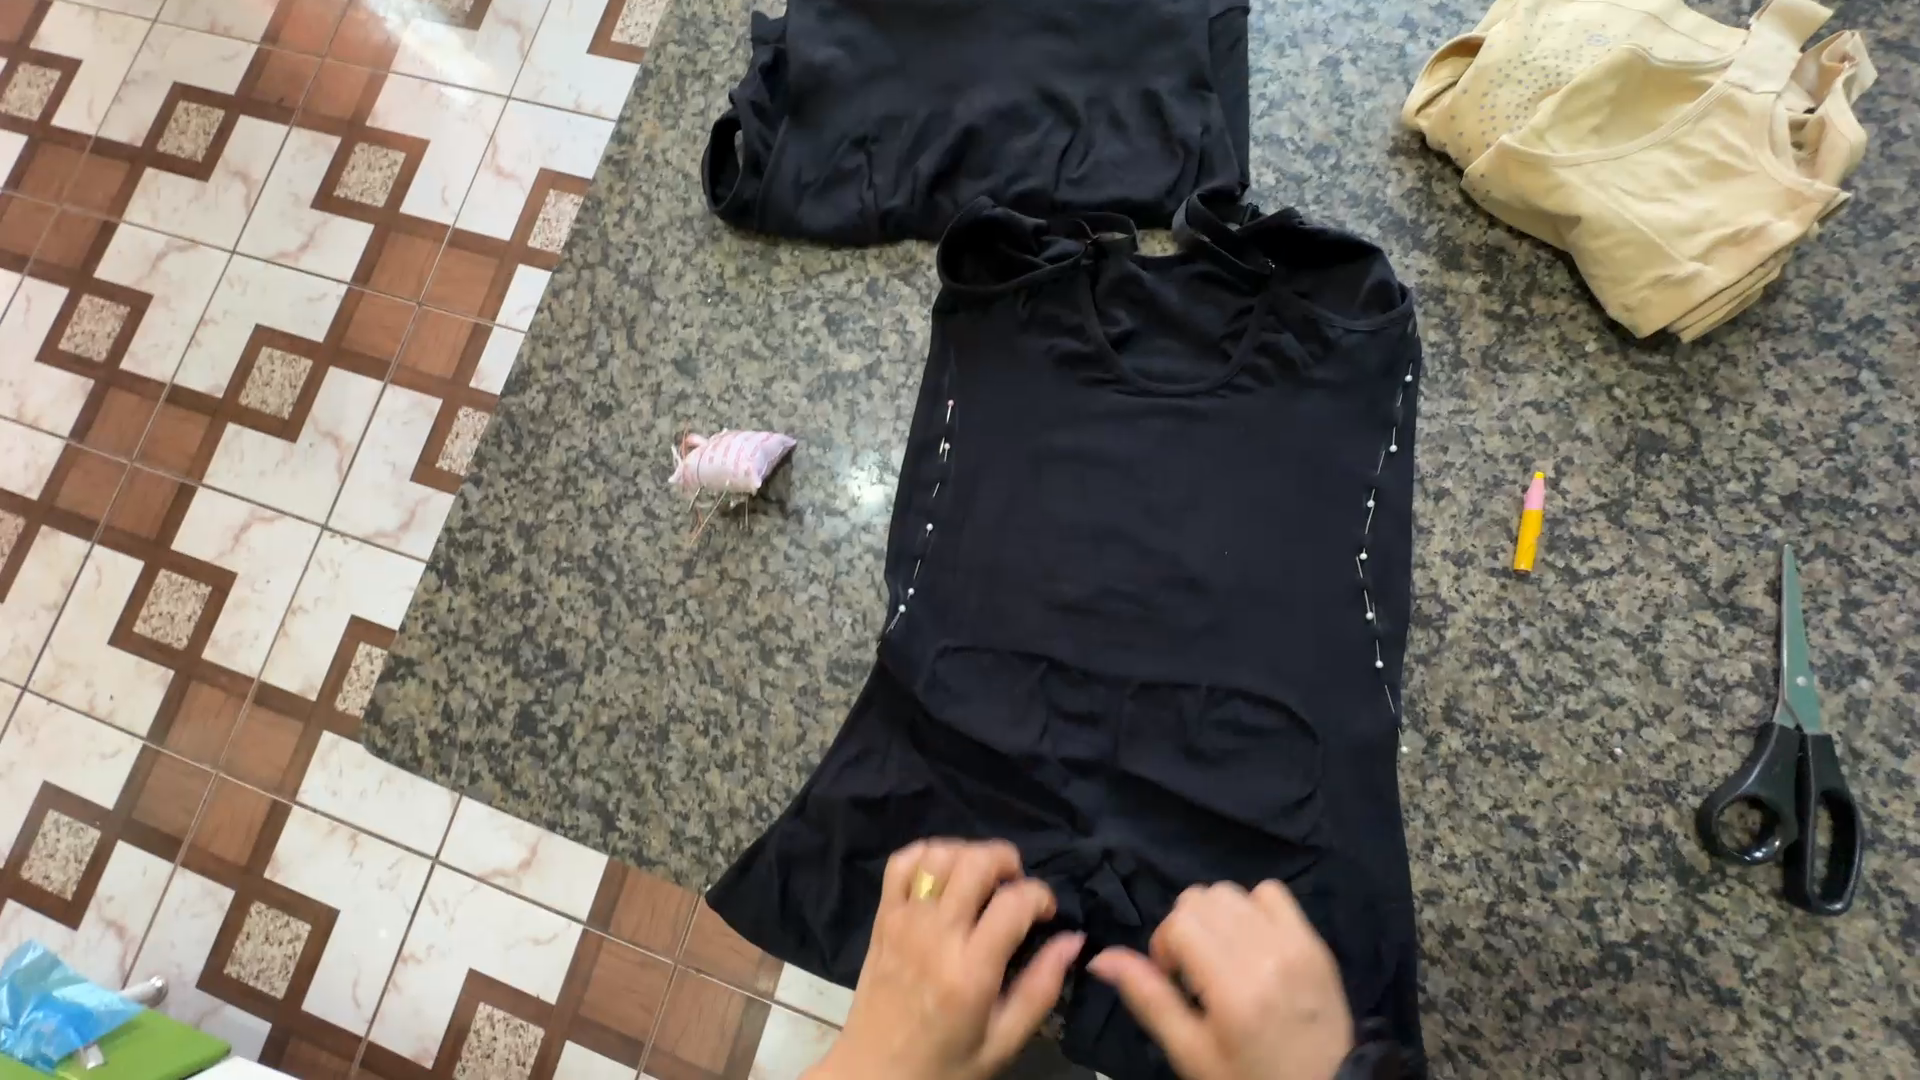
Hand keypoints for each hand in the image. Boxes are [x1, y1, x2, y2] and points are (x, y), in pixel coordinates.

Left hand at [807, 839, 1084, 1079]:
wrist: (872, 1075)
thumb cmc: (944, 1066)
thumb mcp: (1002, 1042)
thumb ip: (1041, 988)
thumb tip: (1073, 940)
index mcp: (970, 971)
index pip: (1013, 903)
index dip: (1040, 896)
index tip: (1046, 913)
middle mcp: (936, 935)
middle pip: (975, 862)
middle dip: (1007, 860)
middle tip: (1016, 886)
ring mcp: (904, 920)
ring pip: (939, 854)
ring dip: (969, 853)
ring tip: (982, 879)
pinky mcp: (882, 915)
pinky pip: (901, 862)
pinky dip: (926, 855)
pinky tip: (944, 874)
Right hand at [1087, 882, 1353, 1079]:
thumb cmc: (1251, 1079)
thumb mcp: (1192, 1053)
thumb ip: (1148, 998)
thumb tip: (1100, 957)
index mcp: (1234, 989)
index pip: (1180, 922)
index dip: (1165, 945)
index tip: (1175, 978)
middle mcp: (1265, 955)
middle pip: (1201, 898)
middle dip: (1187, 928)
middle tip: (1197, 969)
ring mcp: (1294, 944)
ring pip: (1230, 892)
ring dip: (1217, 917)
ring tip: (1225, 956)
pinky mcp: (1314, 942)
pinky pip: (1271, 892)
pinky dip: (1253, 908)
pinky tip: (1254, 942)